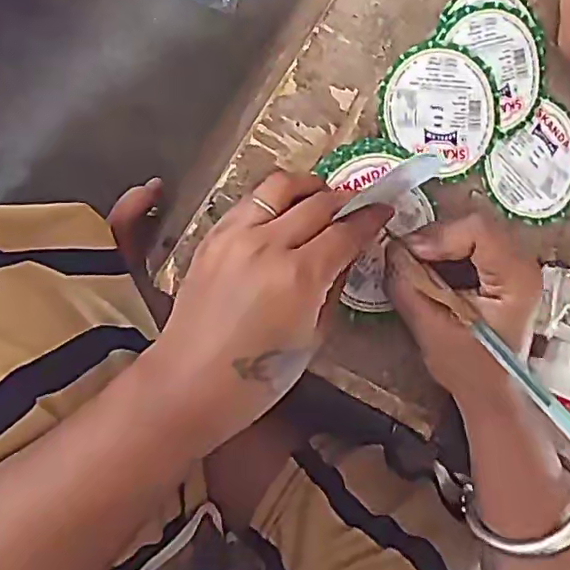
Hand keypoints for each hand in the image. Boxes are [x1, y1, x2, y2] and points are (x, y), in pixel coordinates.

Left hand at [147, 171, 390, 450]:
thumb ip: (333, 287)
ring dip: (307, 186)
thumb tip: (348, 254)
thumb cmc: (256, 379)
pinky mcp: (212, 235)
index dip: (370, 217)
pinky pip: (250, 200)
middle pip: (318, 202)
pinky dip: (273, 199)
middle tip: (356, 205)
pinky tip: (280, 213)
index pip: (345, 231)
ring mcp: (236, 235)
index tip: (382, 210)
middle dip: (345, 199)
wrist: (186, 384)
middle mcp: (268, 245)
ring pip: (280, 185)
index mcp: (299, 276)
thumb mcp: (312, 337)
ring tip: (318, 197)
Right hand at [386, 213, 542, 406]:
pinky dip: (445, 249)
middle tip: (407, 256)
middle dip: (434, 238)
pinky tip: (432, 270)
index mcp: (516, 277)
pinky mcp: (502, 265)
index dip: (438, 235)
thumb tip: (390, 250)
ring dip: (438, 243)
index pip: (478, 229)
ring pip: (469, 228)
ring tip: (417, 265)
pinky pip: (470, 241)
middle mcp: (523, 262)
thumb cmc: (470, 370)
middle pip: (473, 224)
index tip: (410, 252)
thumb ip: (407, 285)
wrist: (493, 395)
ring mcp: (515, 262)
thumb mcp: (431, 328)